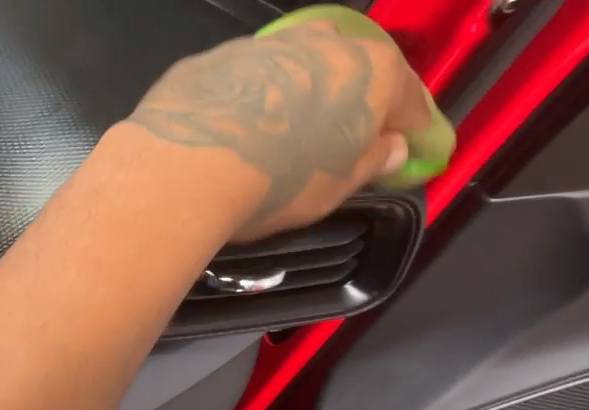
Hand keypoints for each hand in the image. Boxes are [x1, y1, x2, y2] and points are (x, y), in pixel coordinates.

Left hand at [124, 15, 434, 239]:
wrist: (180, 171)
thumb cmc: (273, 184)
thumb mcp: (333, 188)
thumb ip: (369, 163)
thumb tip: (392, 149)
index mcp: (371, 71)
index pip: (406, 99)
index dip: (408, 126)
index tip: (408, 146)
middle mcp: (321, 43)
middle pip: (345, 72)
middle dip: (345, 102)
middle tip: (332, 138)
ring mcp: (259, 48)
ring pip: (286, 70)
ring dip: (287, 97)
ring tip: (272, 135)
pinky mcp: (204, 64)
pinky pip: (232, 85)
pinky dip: (235, 105)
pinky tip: (221, 133)